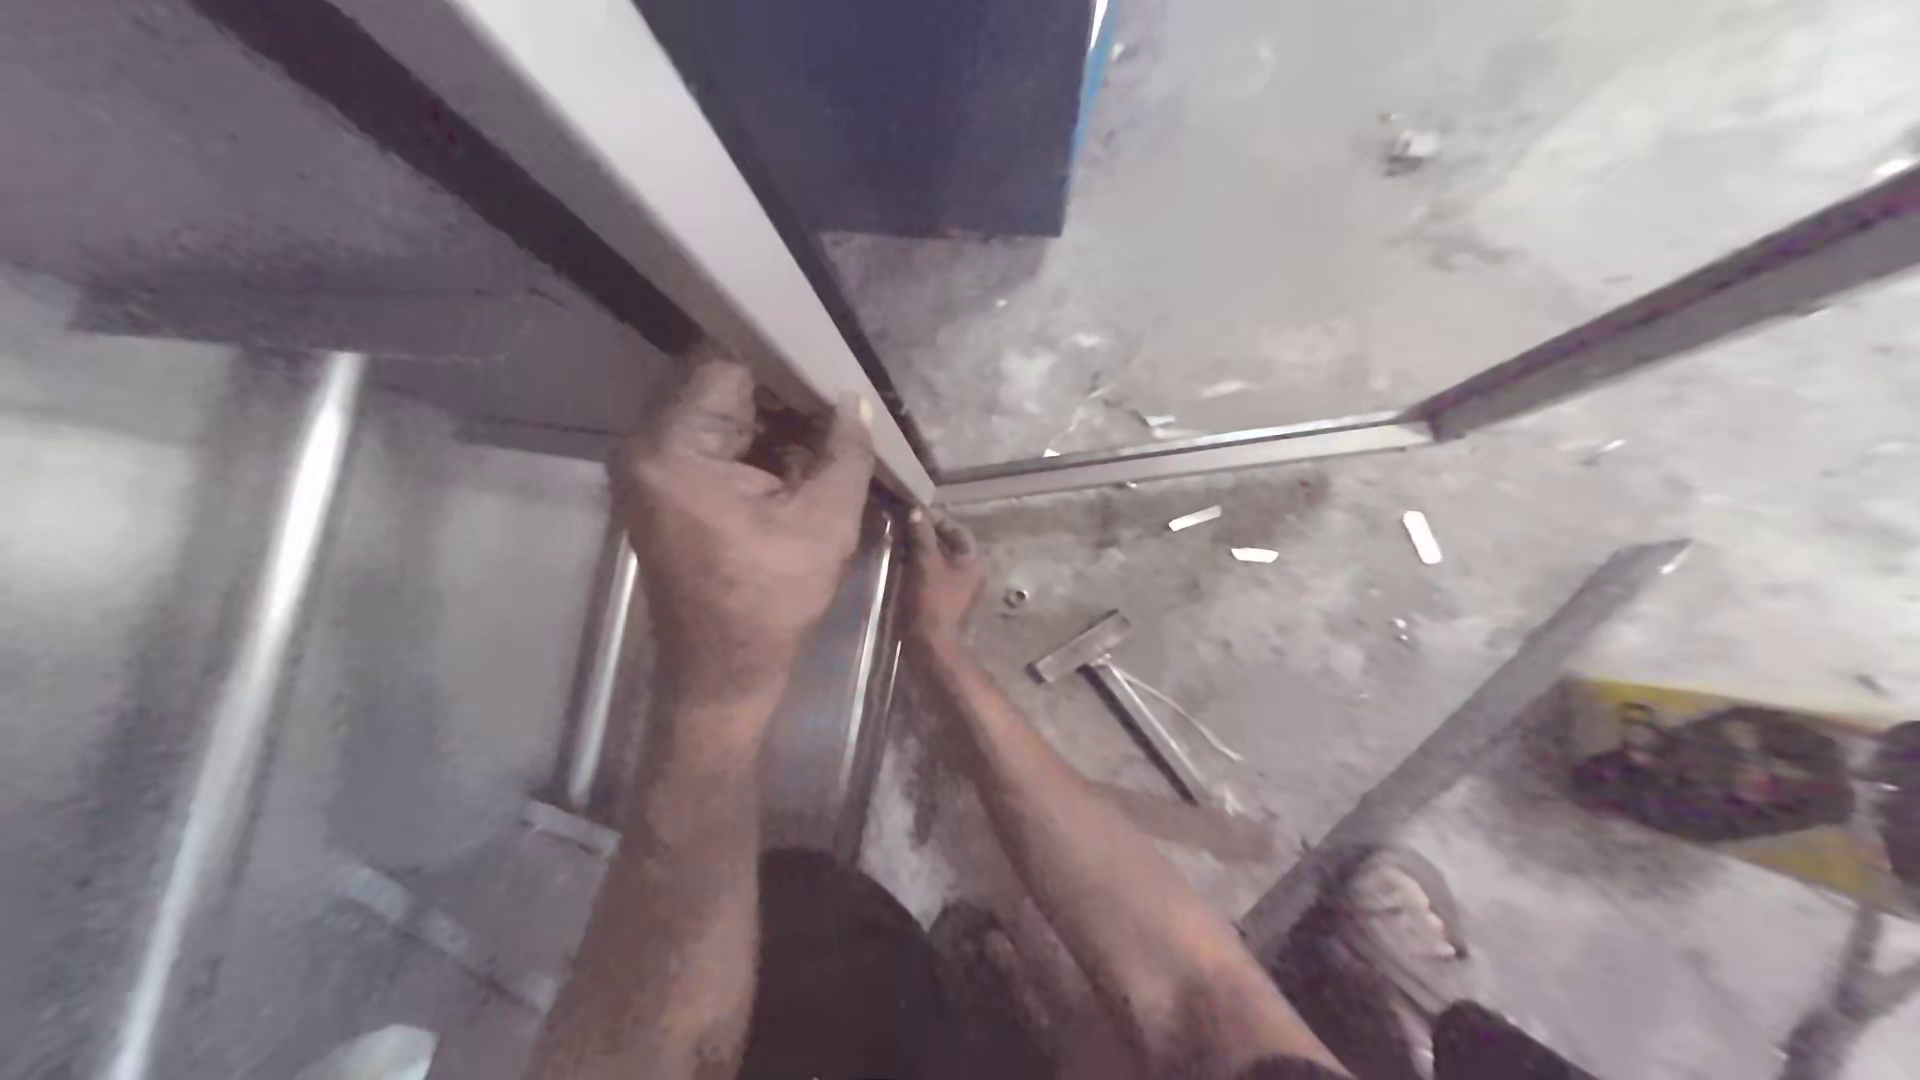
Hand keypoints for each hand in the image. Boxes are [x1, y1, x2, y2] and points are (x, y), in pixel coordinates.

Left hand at [611, 358, 873, 718]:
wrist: (726, 669)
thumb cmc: (772, 599)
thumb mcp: (825, 520)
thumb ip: (845, 451)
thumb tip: (855, 401)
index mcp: (675, 450)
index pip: (727, 367)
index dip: (783, 360)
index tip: (829, 363)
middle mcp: (649, 449)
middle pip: (720, 390)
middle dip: (783, 393)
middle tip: (837, 396)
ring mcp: (653, 471)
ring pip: (721, 418)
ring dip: (774, 422)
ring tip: (829, 425)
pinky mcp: (667, 491)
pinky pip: (715, 447)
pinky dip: (758, 448)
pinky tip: (803, 456)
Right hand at [906, 510, 985, 649]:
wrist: (932, 647)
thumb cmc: (932, 603)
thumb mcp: (926, 564)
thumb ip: (922, 535)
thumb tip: (916, 511)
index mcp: (973, 560)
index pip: (956, 528)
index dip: (935, 519)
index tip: (912, 512)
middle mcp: (969, 570)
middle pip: (946, 542)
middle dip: (923, 533)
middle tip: (900, 524)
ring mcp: (956, 586)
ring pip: (936, 558)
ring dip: (917, 548)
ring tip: (895, 539)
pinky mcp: (942, 597)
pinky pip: (930, 573)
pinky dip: (916, 564)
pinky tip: (897, 560)